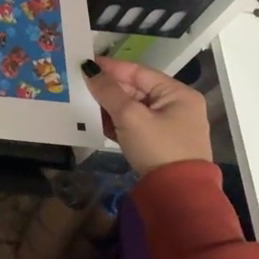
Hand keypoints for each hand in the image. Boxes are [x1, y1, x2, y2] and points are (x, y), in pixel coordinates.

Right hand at [82, 58, 210, 176]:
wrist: (177, 195)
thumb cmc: (157, 147)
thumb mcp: (130, 116)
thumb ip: (108, 91)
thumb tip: (89, 68)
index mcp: (178, 94)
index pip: (138, 72)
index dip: (111, 67)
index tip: (85, 63)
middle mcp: (177, 106)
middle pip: (136, 89)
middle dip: (109, 89)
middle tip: (81, 85)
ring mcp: (171, 126)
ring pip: (134, 108)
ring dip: (111, 107)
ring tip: (85, 104)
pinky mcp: (162, 144)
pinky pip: (136, 125)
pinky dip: (119, 123)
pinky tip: (98, 123)